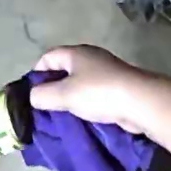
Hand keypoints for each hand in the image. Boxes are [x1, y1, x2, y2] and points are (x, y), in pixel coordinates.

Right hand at [30, 45, 162, 134]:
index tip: (31, 95)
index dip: (36, 73)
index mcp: (76, 53)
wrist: (139, 101)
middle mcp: (90, 58)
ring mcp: (105, 71)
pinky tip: (81, 117)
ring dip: (69, 98)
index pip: (48, 57)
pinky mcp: (116, 86)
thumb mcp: (64, 94)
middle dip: (52, 88)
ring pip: (79, 83)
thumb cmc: (98, 93)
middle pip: (64, 69)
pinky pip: (93, 93)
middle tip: (44, 108)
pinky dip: (85, 103)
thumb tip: (33, 96)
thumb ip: (43, 95)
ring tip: (61, 116)